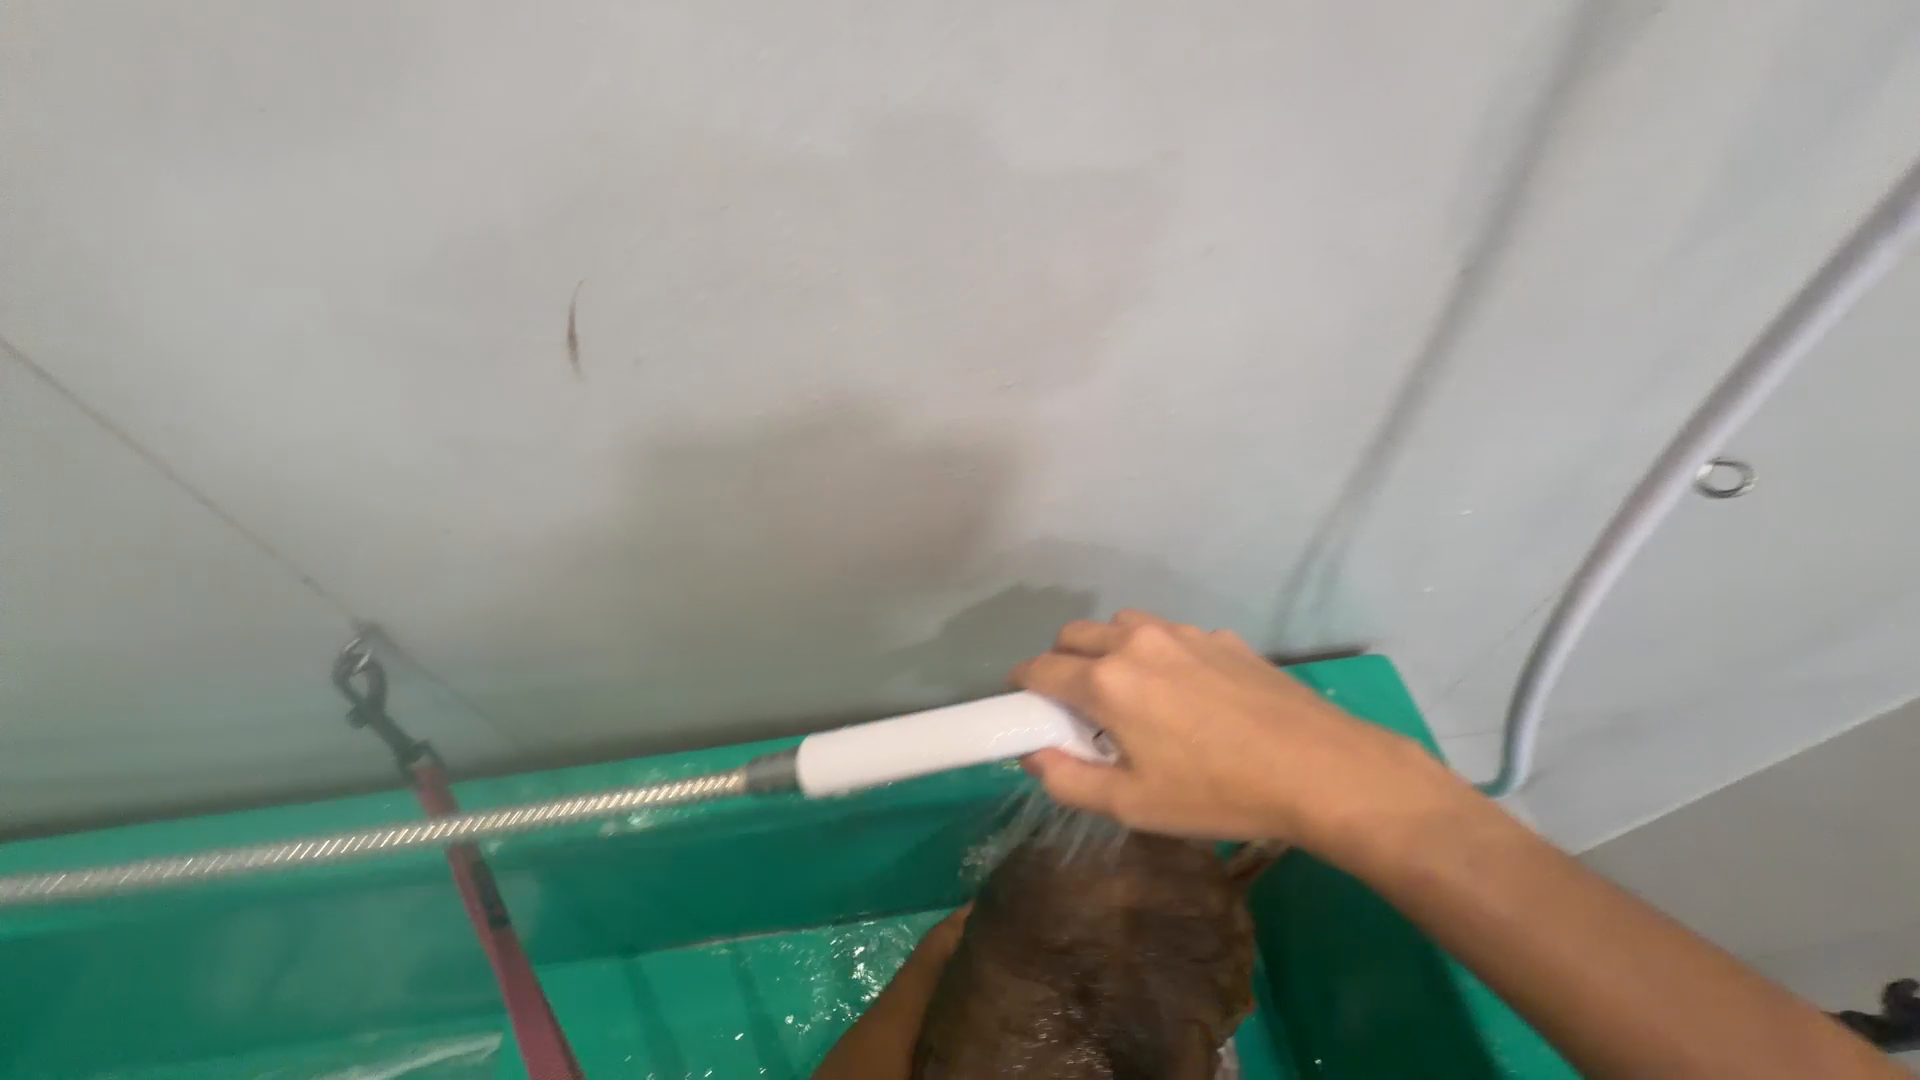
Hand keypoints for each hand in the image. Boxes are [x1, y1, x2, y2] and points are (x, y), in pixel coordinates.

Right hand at [1013, 610, 1467, 852]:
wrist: (1319, 770)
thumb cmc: (1217, 793)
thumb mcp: (1131, 804)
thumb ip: (1066, 778)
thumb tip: (1031, 754)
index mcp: (1106, 681)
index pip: (1038, 669)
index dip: (1021, 687)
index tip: (1024, 706)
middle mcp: (1136, 643)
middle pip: (1073, 635)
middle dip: (1059, 663)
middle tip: (1075, 704)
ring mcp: (1182, 633)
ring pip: (1120, 625)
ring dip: (1106, 650)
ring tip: (1127, 692)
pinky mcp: (1219, 637)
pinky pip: (1167, 633)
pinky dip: (1153, 653)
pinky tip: (1183, 692)